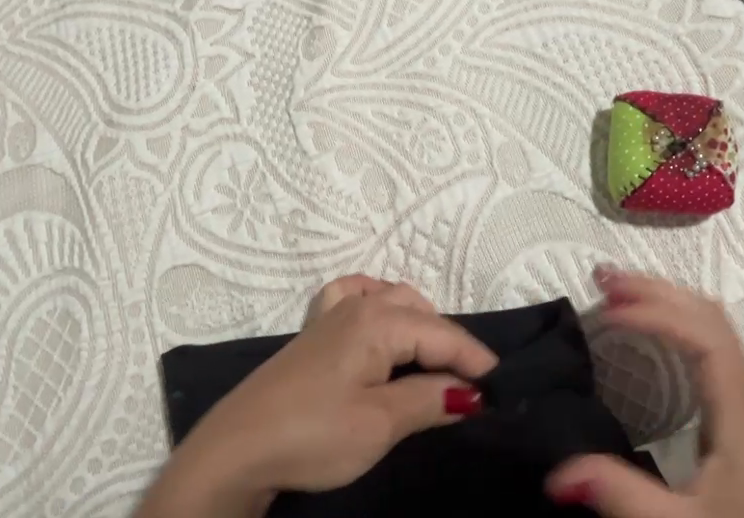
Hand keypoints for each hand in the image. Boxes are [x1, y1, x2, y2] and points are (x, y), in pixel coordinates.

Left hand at [136, 276, 498, 517]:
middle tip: (470, 387)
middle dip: (450, 344)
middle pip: (420, 313)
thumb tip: (471, 392)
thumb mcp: (379, 423)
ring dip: (420, 325)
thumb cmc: (313, 433)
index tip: (504, 390)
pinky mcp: (314, 332)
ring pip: (391, 301)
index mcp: (378, 320)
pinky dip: (377, 302)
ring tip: (436, 364)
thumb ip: (428, 399)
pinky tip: (382, 320)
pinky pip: (354, 296)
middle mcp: (358, 305)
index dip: (475, 361)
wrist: (240, 447)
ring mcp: (332, 314)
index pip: (441, 334)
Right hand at [545, 268, 743, 517]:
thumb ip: (622, 494)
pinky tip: (647, 326)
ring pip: (713, 323)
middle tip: (603, 281)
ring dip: (665, 299)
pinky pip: (711, 341)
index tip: (608, 312)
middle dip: (656, 290)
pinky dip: (675, 319)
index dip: (655, 312)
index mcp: (743, 412)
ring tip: (616, 292)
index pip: (704, 335)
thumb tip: (557, 473)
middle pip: (709, 316)